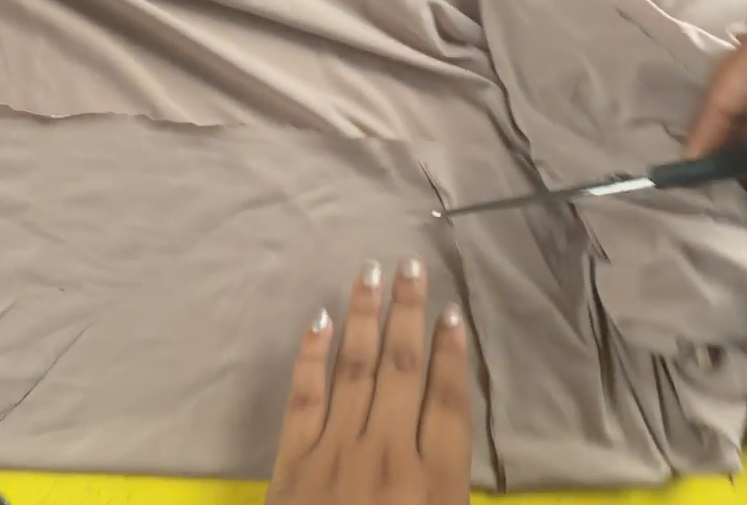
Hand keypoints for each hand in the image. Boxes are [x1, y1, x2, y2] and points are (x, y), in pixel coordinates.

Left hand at [266, 259, 470, 504]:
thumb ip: (451, 492)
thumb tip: (451, 443)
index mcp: (434, 487)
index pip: (448, 404)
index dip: (451, 355)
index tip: (451, 310)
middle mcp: (387, 455)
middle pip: (401, 369)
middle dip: (407, 312)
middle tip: (410, 264)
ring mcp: (335, 451)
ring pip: (354, 368)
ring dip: (364, 316)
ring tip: (369, 272)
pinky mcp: (294, 458)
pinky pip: (304, 396)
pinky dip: (311, 354)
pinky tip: (319, 317)